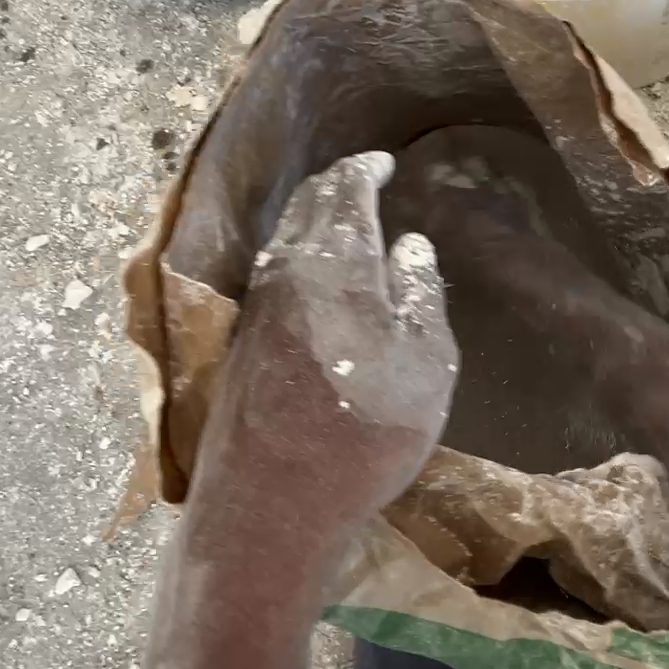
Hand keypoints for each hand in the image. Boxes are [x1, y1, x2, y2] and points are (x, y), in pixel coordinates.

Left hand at [191, 151, 458, 538]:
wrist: (272, 505)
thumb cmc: (366, 429)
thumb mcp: (426, 360)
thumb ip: (420, 293)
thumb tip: (410, 243)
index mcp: (336, 262)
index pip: (346, 189)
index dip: (366, 169)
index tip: (384, 163)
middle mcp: (287, 270)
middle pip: (308, 205)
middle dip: (336, 185)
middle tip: (363, 180)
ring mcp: (257, 307)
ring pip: (286, 238)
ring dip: (314, 218)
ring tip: (342, 219)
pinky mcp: (242, 341)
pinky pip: (274, 271)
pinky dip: (299, 252)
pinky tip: (314, 272)